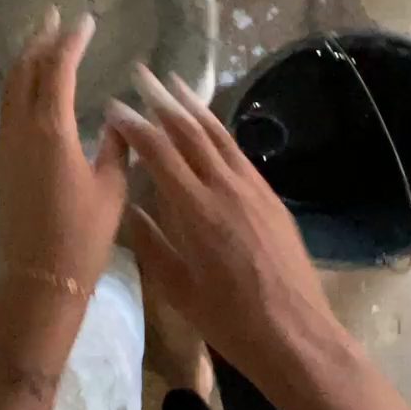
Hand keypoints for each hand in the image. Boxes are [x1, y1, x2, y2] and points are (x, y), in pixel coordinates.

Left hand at [0, 7, 128, 294]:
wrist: (42, 278)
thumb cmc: (84, 234)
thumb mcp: (112, 187)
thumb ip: (115, 145)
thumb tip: (118, 116)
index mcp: (52, 131)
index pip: (58, 70)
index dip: (72, 42)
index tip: (86, 21)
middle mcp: (21, 130)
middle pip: (24, 71)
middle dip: (39, 39)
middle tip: (52, 14)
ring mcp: (6, 144)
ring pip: (10, 88)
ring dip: (25, 59)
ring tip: (40, 38)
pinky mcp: (1, 160)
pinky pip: (7, 107)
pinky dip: (18, 84)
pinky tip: (31, 83)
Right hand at [107, 65, 349, 393]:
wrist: (296, 335)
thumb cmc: (230, 321)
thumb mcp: (177, 289)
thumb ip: (150, 243)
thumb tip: (130, 210)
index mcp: (195, 211)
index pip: (158, 153)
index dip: (134, 126)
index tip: (114, 106)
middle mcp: (224, 188)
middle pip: (189, 131)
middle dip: (162, 99)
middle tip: (142, 73)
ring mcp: (252, 188)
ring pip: (217, 135)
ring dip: (193, 106)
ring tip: (175, 82)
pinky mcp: (270, 196)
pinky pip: (238, 152)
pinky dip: (218, 129)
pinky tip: (209, 124)